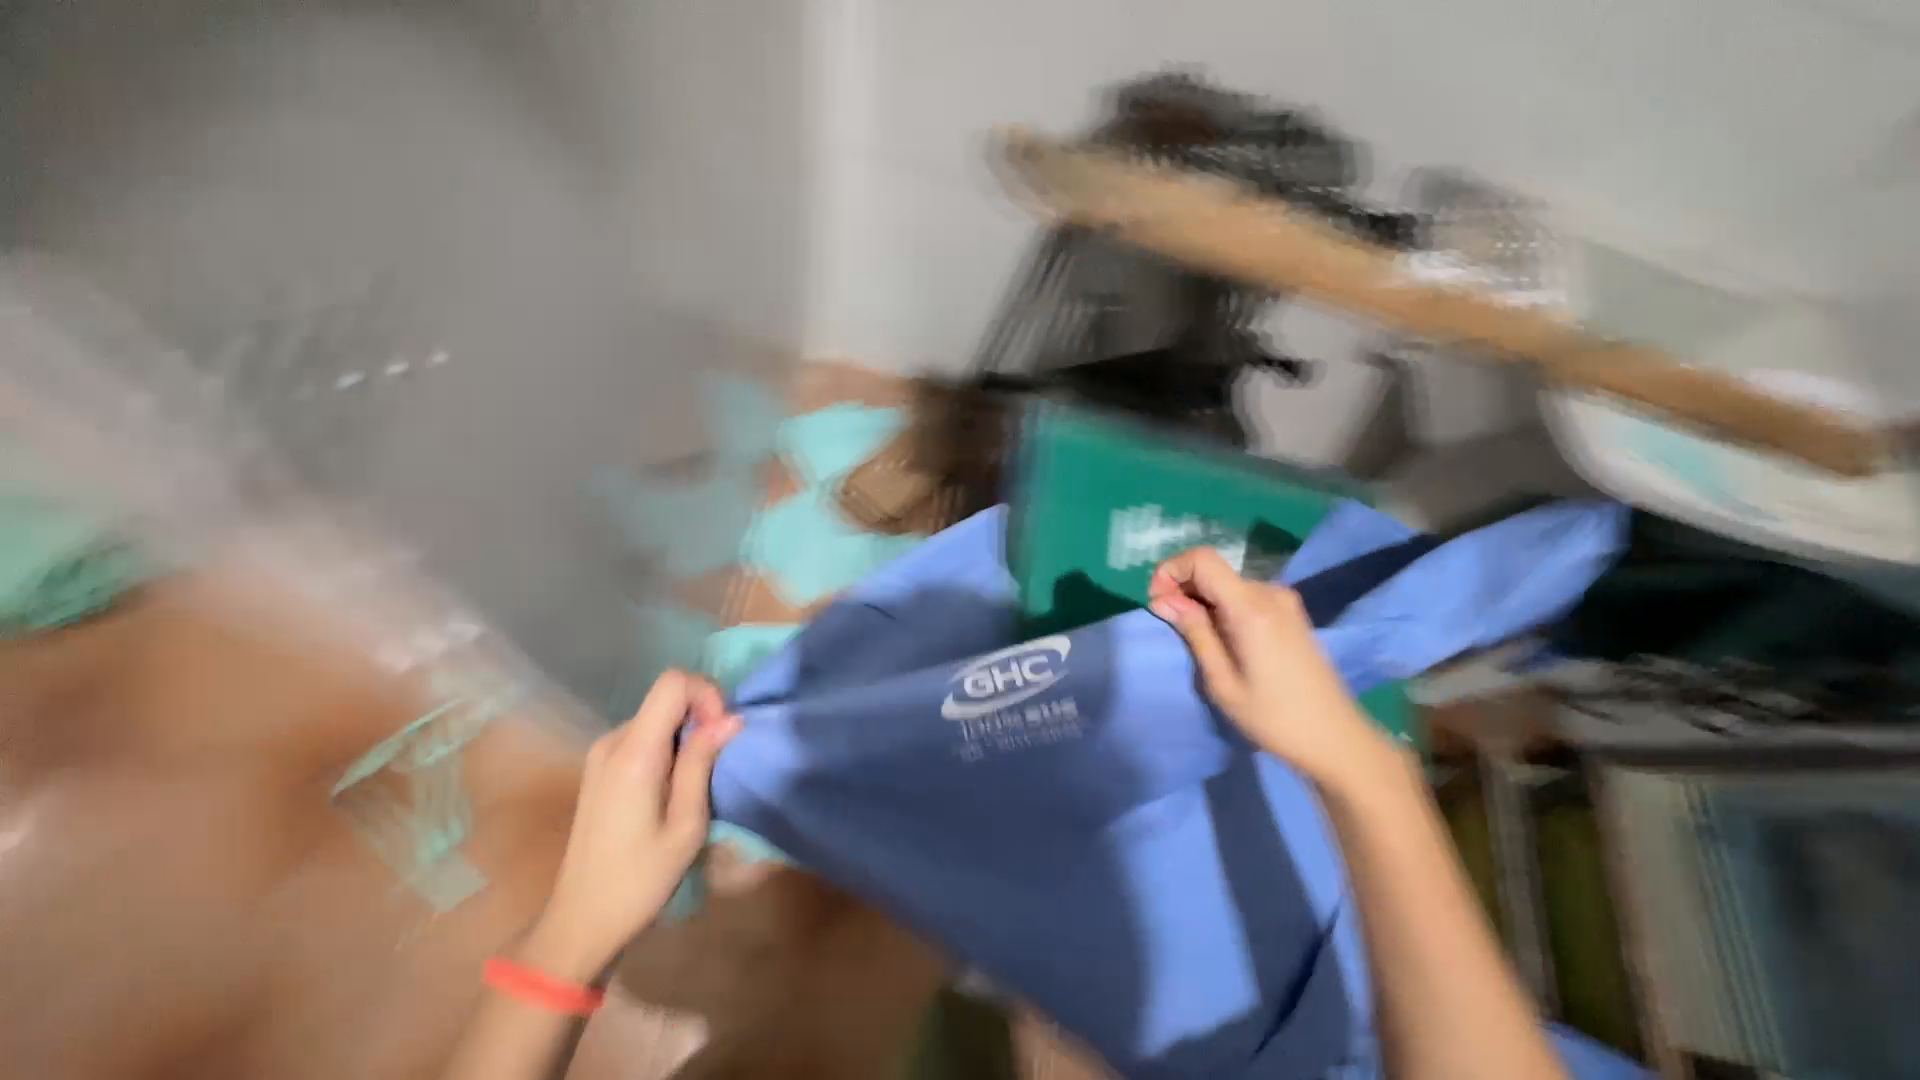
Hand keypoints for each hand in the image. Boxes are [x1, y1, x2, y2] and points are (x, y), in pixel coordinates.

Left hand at [524, 670, 740, 980]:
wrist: (582, 920)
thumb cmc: (641, 879)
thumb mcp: (686, 825)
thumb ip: (702, 764)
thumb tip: (731, 718)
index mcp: (633, 753)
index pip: (673, 682)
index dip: (706, 694)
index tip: (722, 733)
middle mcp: (612, 742)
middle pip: (665, 698)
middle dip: (701, 716)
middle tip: (718, 763)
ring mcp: (600, 754)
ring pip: (656, 717)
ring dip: (685, 734)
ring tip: (697, 782)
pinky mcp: (599, 769)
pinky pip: (642, 737)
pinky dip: (668, 747)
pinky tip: (672, 789)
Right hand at [1148, 548, 1397, 784]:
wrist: (1335, 738)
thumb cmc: (1273, 717)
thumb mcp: (1222, 681)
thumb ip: (1194, 632)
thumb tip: (1163, 599)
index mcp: (1251, 607)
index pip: (1203, 559)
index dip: (1172, 570)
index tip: (1158, 603)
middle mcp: (1270, 593)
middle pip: (1214, 571)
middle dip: (1183, 590)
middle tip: (1171, 627)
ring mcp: (1284, 602)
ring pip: (1227, 585)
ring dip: (1203, 602)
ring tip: (1198, 643)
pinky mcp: (1291, 614)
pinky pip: (1245, 597)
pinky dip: (1223, 608)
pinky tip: (1224, 642)